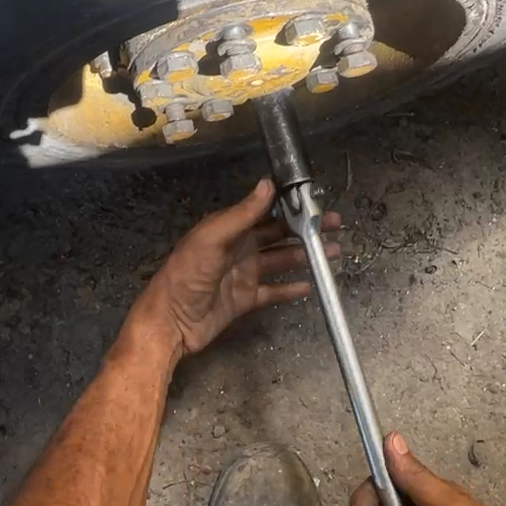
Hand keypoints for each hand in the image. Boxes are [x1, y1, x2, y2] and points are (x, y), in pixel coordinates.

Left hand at [130, 179, 339, 360]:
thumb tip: (268, 184)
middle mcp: (240, 248)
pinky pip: (274, 291)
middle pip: (279, 235)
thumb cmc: (187, 274)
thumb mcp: (212, 239)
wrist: (171, 320)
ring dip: (306, 257)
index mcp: (230, 229)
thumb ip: (242, 214)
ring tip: (334, 252)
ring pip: (282, 261)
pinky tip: (311, 286)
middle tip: (335, 226)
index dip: (291, 207)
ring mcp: (244, 274)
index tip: (316, 203)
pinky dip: (291, 289)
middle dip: (306, 230)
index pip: (266, 212)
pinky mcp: (246, 299)